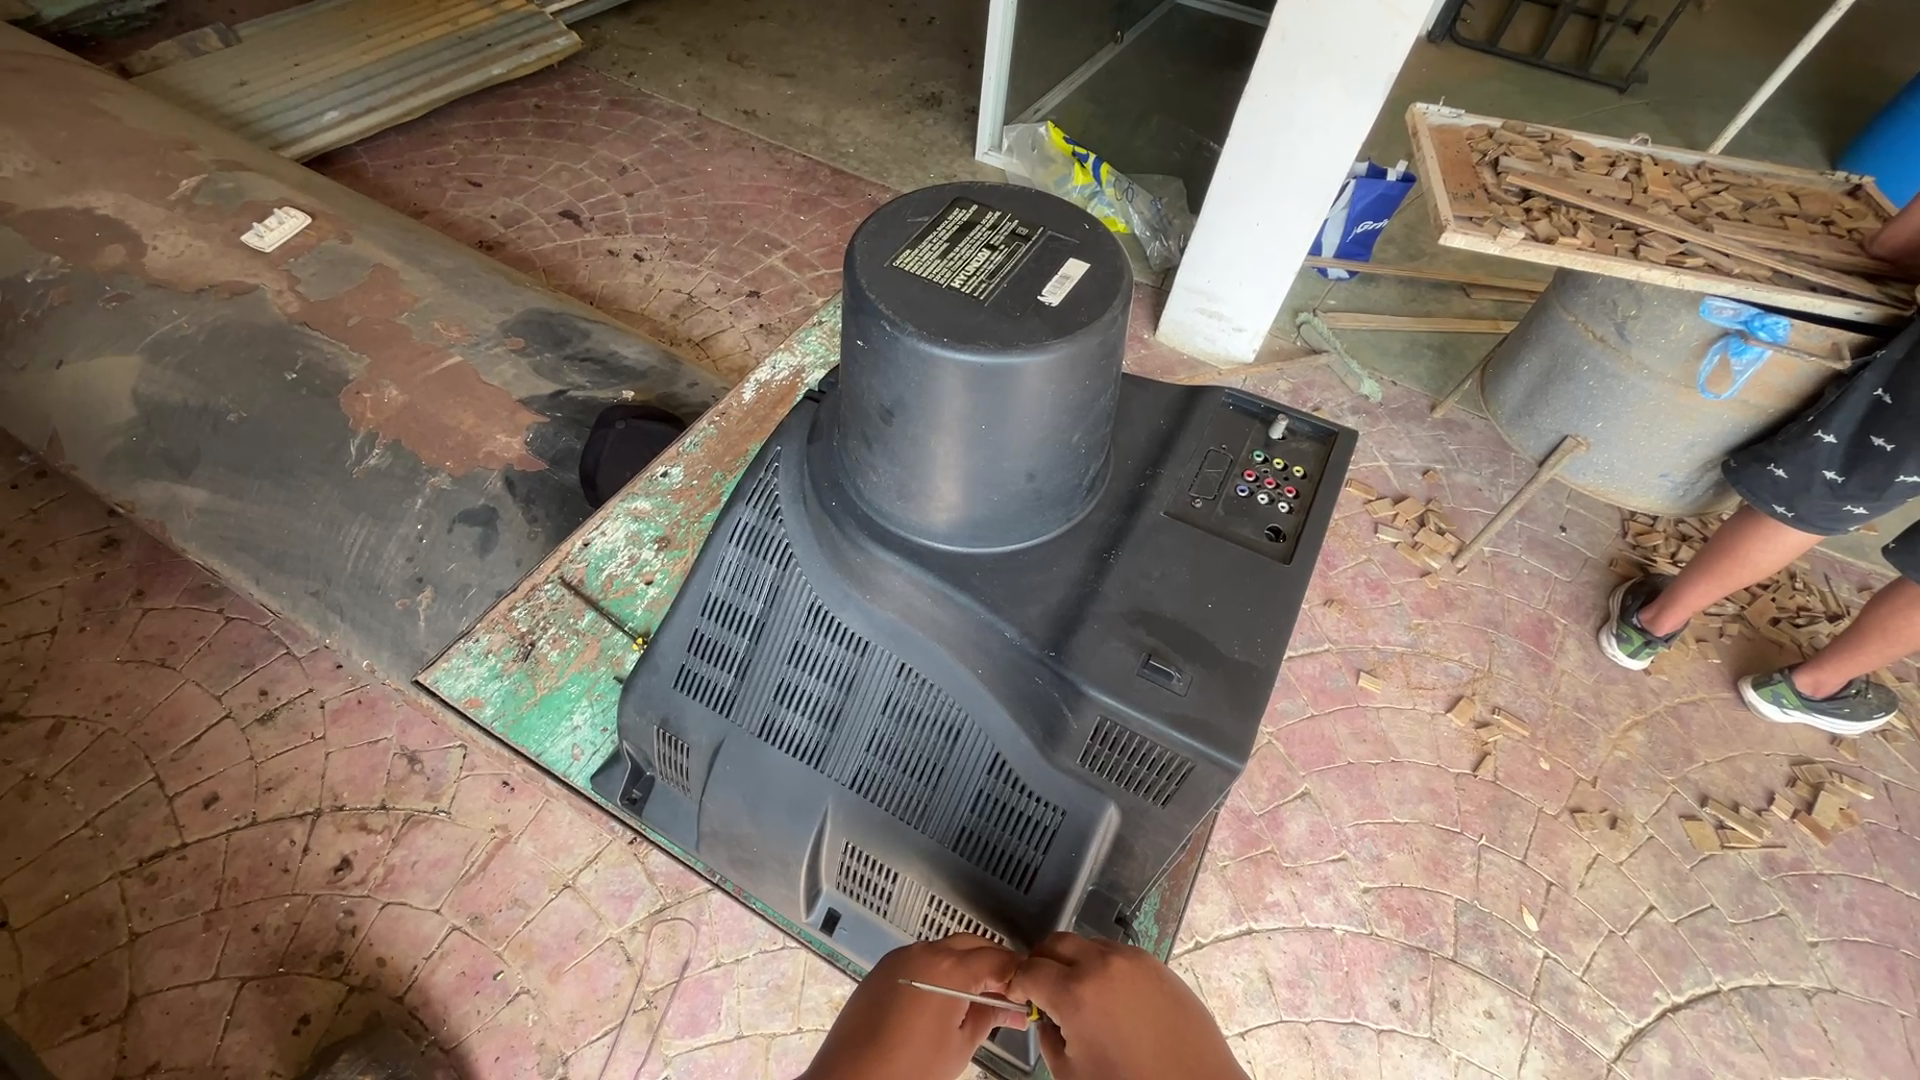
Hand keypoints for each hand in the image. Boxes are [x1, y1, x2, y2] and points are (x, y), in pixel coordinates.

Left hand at [801, 934, 1024, 1079]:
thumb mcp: (958, 1048)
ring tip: (978, 996)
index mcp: (949, 969)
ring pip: (946, 948)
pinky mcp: (883, 968)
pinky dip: (940, 969)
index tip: (1028, 989)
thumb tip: (1010, 1008)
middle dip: (993, 963)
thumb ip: (987, 1018)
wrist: (849, 1079)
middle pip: (972, 944)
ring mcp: (901, 957)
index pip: (997, 959)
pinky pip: (921, 958)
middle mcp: (925, 952)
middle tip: (1008, 992)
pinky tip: (944, 996)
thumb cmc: (907, 1070)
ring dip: (966, 963)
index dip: (1017, 973)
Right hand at [1008, 932, 1248, 1079]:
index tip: (1015, 994)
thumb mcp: (1072, 1075)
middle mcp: (1101, 964)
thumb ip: (1048, 1038)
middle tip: (1041, 988)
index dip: (1016, 983)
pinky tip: (1111, 999)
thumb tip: (1045, 1016)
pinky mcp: (1156, 963)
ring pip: (1087, 944)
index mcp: (1076, 993)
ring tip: (1079, 995)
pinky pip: (1117, 954)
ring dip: (1073, 961)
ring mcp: (1132, 959)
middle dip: (1041, 961)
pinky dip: (1103, 967)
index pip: (1028, 970)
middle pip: (1056, 943)